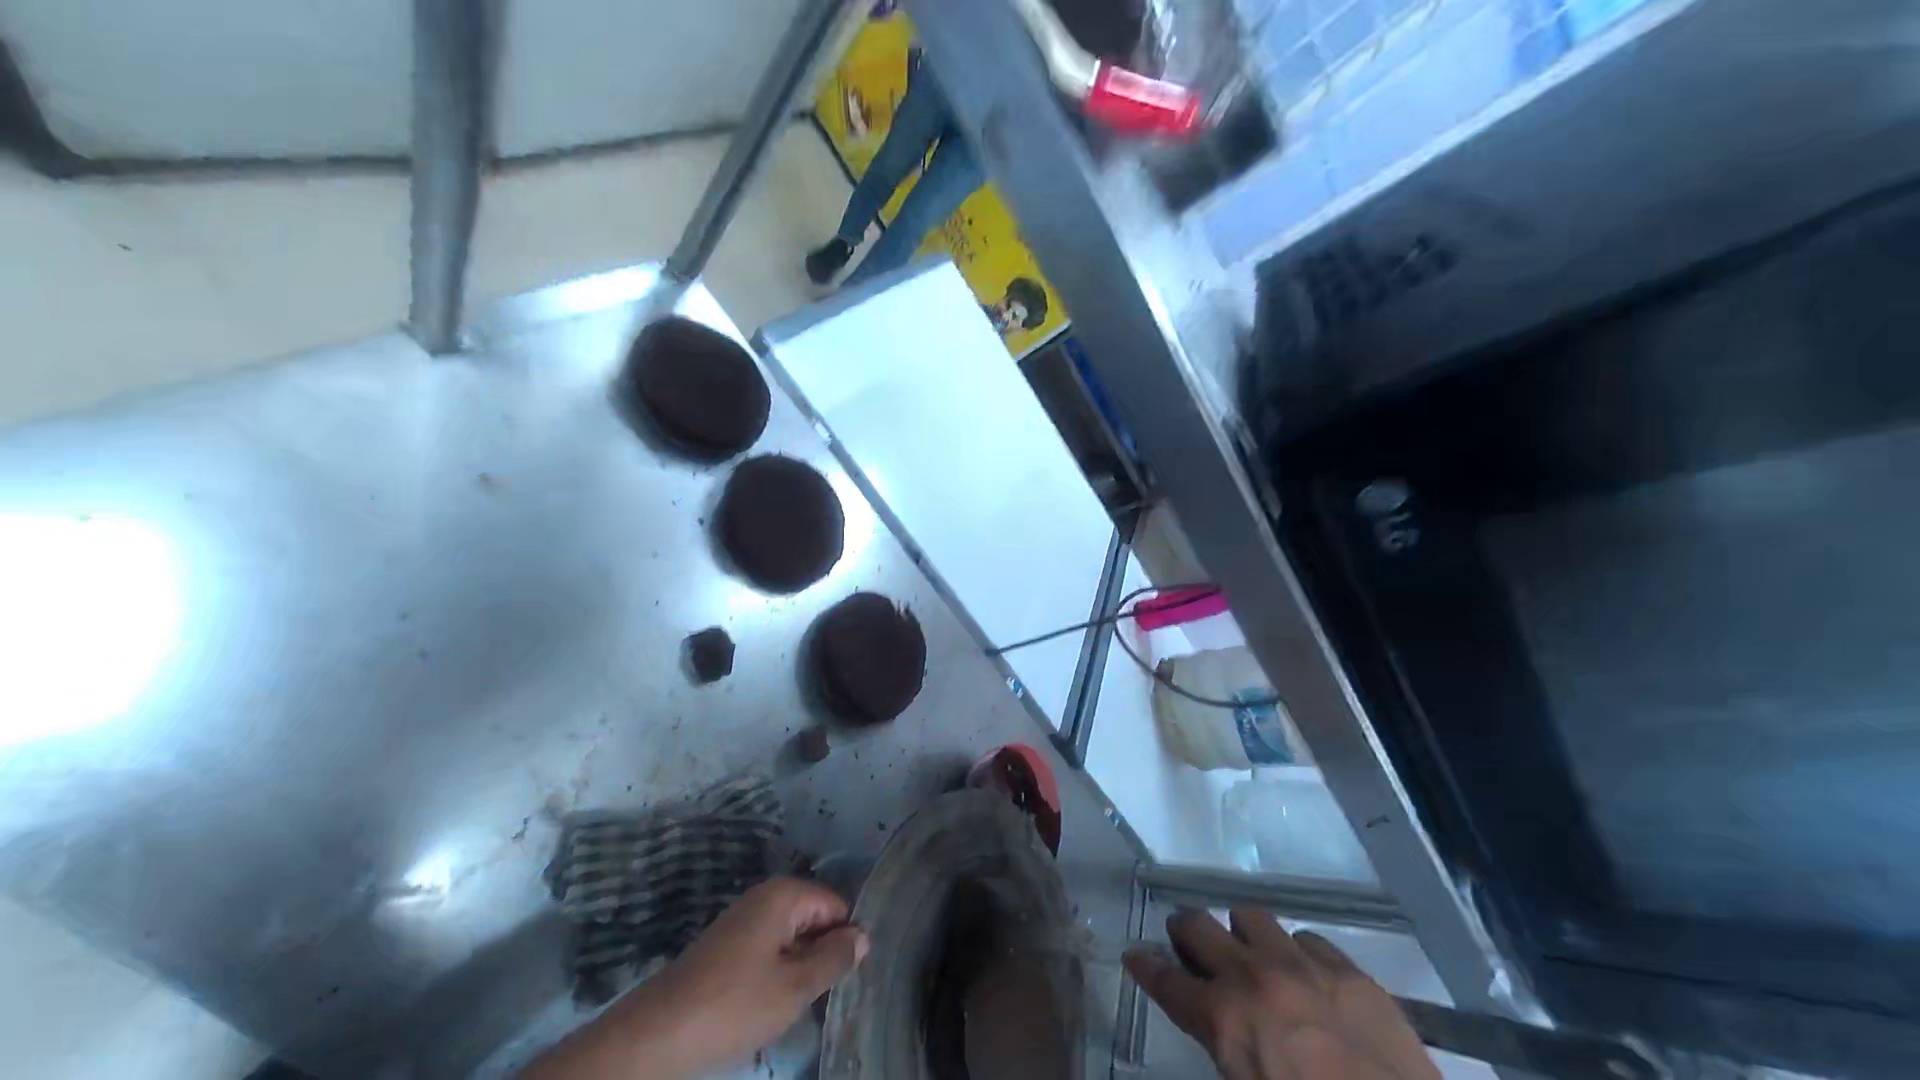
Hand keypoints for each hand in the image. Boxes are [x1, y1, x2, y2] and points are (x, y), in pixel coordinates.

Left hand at [520, 878, 868, 1079]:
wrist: (654, 1036)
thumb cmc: (732, 1006)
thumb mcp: (795, 987)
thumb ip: (834, 958)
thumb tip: (864, 936)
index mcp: (784, 895)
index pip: (837, 906)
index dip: (846, 940)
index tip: (848, 978)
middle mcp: (764, 897)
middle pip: (814, 918)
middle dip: (824, 953)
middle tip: (827, 996)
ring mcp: (742, 921)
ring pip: (792, 937)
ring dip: (801, 967)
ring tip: (802, 1005)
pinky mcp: (726, 947)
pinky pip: (770, 950)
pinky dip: (778, 973)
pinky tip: (773, 1005)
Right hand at [1123, 908, 1438, 1079]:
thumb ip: (1225, 1054)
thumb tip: (1219, 1034)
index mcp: (1224, 1020)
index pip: (1166, 980)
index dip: (1145, 966)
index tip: (1134, 955)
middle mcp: (1254, 978)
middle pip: (1197, 926)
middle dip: (1185, 934)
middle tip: (1190, 948)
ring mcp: (1303, 967)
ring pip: (1250, 916)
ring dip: (1241, 935)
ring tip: (1252, 957)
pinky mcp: (1350, 971)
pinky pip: (1307, 938)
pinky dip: (1296, 952)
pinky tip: (1308, 978)